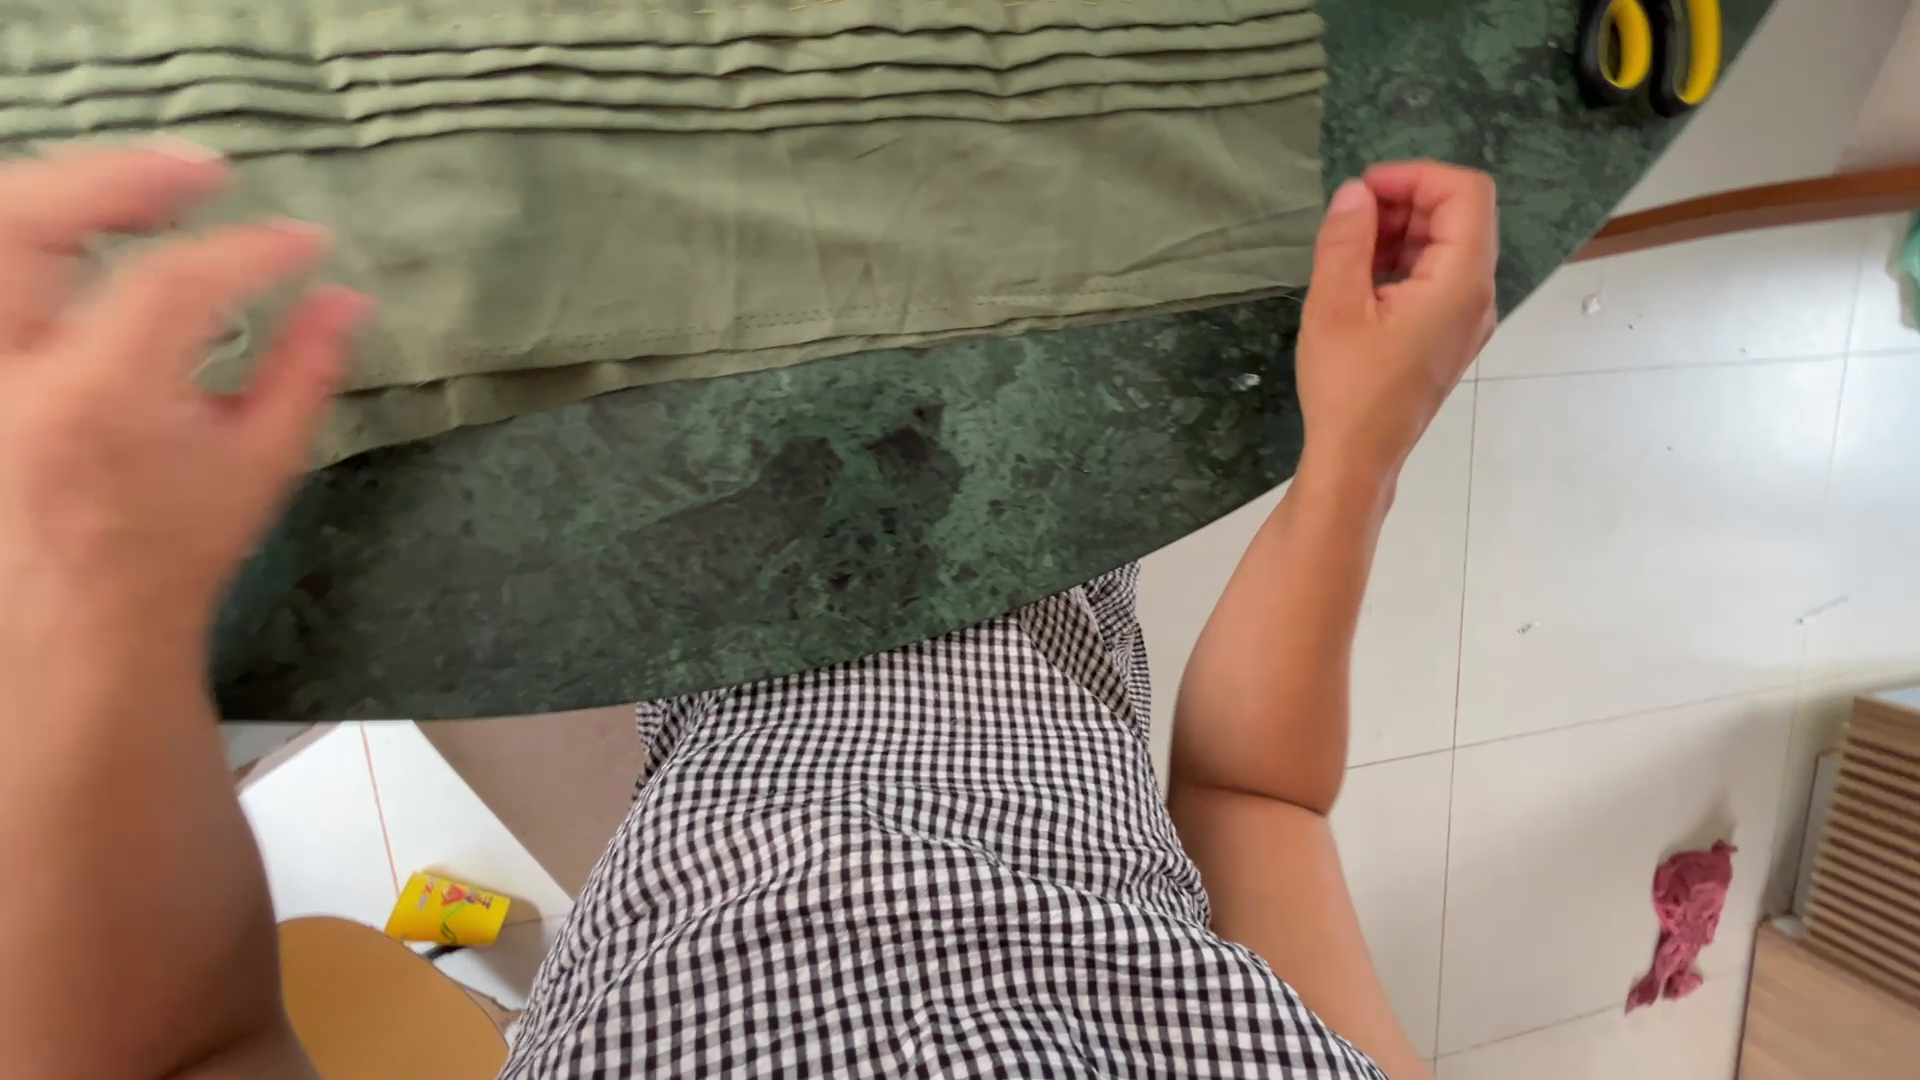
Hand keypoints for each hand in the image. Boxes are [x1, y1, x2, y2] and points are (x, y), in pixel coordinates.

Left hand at [0, 142, 367, 668]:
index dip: (251, 251)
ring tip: (136, 184)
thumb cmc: (181, 538)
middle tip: (200, 171)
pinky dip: (25, 231)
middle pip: (24, 221)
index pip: (175, 287)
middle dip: (120, 180)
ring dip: (56, 189)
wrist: (70, 604)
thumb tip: (347, 299)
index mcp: (102, 400)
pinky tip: (71, 222)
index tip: (310, 241)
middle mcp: (2, 367)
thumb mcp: (265, 459)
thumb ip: (306, 371)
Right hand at [1294, 162, 1497, 491]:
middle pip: (1459, 220)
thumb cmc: (1345, 385)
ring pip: (1445, 253)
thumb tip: (1353, 194)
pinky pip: (1434, 285)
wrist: (1355, 458)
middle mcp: (1477, 296)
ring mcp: (1465, 322)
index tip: (1362, 189)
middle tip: (1347, 219)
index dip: (1416, 176)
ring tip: (1345, 252)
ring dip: (1400, 237)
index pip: (1465, 194)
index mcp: (1460, 281)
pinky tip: (1359, 285)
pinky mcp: (1445, 342)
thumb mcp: (1333, 309)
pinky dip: (1402, 269)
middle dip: (1405, 205)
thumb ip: (1344, 243)